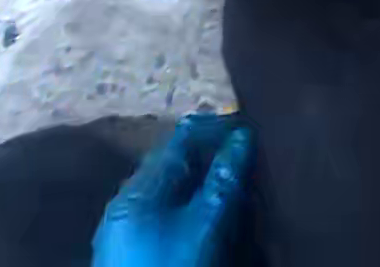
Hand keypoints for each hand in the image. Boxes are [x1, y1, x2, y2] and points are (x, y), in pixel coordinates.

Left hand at [93, 113, 253, 266]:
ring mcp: (128, 230)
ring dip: (209, 181)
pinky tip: (219, 215)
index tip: (252, 132)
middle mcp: (127, 203)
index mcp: (137, 191)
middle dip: (216, 156)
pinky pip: (170, 211)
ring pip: (177, 187)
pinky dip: (197, 204)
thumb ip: (225, 176)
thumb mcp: (206, 224)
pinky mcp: (136, 252)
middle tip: (250, 160)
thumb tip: (244, 134)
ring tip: (241, 187)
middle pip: (178, 160)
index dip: (219, 128)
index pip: (183, 136)